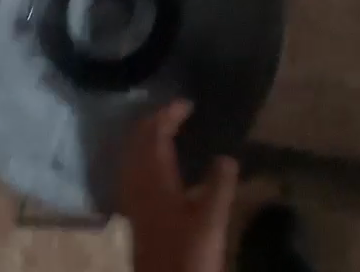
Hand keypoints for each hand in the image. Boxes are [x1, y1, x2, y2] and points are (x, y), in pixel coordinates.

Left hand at [118, 101, 239, 271]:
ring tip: (168, 133)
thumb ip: (220, 184)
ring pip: (133, 159)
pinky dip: (145, 160)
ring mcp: (134, 204)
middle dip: (154, 122)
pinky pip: (134, 175)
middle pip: (137, 143)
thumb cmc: (190, 257)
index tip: (188, 104)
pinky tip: (160, 169)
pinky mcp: (136, 219)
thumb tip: (226, 156)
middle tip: (177, 113)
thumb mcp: (212, 220)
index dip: (169, 114)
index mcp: (155, 181)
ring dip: (147, 140)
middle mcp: (139, 188)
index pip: (155, 135)